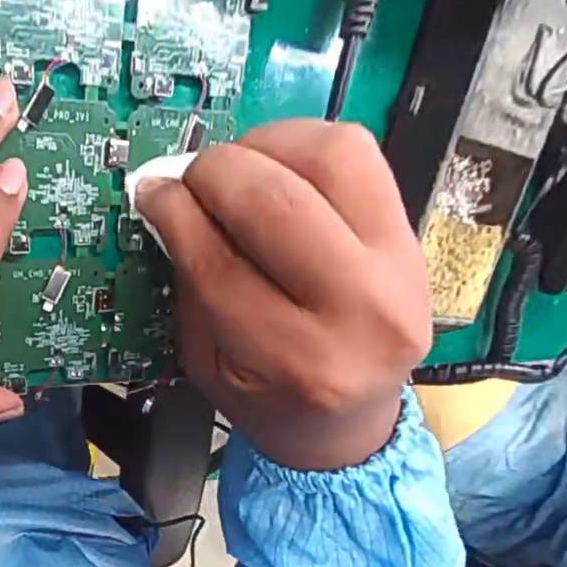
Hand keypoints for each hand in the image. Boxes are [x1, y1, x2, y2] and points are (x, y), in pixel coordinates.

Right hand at [135, 121, 429, 470]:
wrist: (350, 420)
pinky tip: (271, 165)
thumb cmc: (262, 399)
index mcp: (291, 361)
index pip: (218, 264)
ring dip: (264, 146)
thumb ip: (190, 284)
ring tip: (232, 165)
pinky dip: (303, 145)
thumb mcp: (204, 359)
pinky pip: (360, 159)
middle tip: (186, 177)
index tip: (150, 193)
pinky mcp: (415, 236)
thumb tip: (168, 205)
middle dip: (214, 173)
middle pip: (276, 204)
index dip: (173, 214)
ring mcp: (401, 267)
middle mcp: (359, 312)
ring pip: (332, 160)